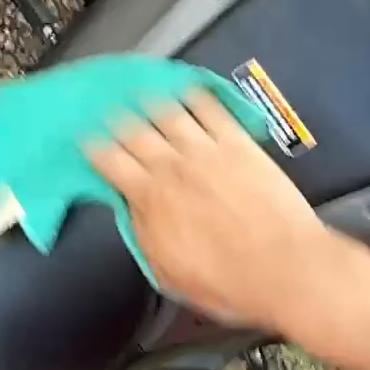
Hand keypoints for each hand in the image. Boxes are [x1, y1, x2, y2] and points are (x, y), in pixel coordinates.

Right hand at [86, 92, 350, 339]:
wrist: (283, 269)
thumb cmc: (229, 280)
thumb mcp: (168, 271)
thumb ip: (143, 233)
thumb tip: (130, 212)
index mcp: (151, 198)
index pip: (110, 162)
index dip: (94, 147)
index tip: (87, 139)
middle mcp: (173, 167)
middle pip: (134, 131)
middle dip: (116, 117)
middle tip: (108, 108)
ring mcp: (207, 152)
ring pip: (169, 114)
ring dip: (151, 101)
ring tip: (142, 92)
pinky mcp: (238, 145)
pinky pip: (213, 111)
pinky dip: (197, 96)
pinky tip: (190, 89)